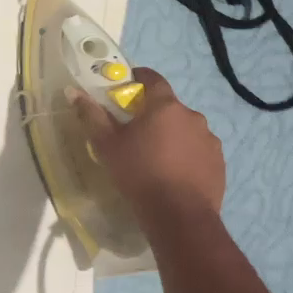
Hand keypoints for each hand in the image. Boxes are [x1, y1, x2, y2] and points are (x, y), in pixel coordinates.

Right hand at [71, 68, 224, 220]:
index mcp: (164, 107)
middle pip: (169, 107)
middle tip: (133, 132)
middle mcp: (192, 116)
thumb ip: (92, 115)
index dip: (139, 77)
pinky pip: (198, 149)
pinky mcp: (219, 161)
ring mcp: (210, 139)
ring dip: (170, 134)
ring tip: (154, 156)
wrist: (178, 214)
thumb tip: (74, 91)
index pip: (153, 79)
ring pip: (185, 129)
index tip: (126, 85)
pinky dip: (185, 153)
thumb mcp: (106, 145)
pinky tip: (172, 172)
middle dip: (152, 113)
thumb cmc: (138, 172)